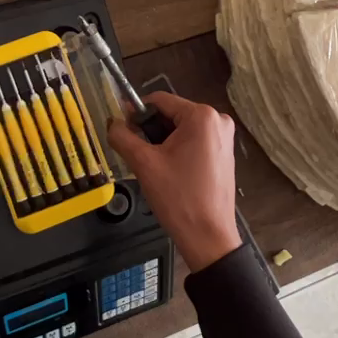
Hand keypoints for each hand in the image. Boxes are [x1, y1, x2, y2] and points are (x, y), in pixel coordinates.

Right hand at [108, 91, 242, 271]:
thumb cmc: (178, 197)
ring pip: (181, 130)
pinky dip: (177, 150)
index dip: (136, 113)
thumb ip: (123, 137)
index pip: (159, 101)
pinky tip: (169, 171)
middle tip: (137, 154)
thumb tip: (112, 123)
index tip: (122, 130)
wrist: (208, 237)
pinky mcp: (225, 154)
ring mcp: (224, 138)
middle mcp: (218, 120)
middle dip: (150, 130)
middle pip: (171, 114)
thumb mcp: (144, 164)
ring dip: (163, 142)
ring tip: (152, 166)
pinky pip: (194, 142)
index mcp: (202, 116)